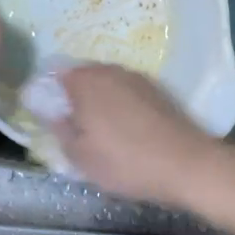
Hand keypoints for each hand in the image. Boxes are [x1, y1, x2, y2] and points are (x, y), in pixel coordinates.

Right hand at [49, 64, 223, 206]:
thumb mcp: (81, 157)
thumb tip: (51, 113)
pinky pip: (125, 90)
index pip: (55, 75)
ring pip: (105, 82)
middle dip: (73, 95)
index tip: (47, 115)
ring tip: (98, 128)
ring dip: (97, 98)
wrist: (186, 164)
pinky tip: (123, 127)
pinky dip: (118, 102)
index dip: (48, 94)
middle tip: (72, 125)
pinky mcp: (154, 88)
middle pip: (81, 76)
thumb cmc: (125, 162)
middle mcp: (108, 70)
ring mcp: (134, 77)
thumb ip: (60, 129)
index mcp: (84, 82)